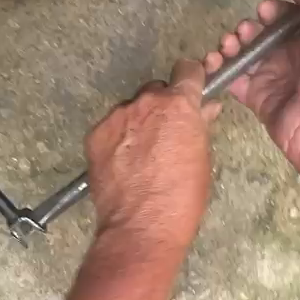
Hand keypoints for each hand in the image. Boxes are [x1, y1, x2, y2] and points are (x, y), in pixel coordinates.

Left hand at [82, 58, 219, 261]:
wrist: (142, 227)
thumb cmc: (181, 199)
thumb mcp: (202, 160)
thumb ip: (199, 127)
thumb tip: (204, 110)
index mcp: (179, 106)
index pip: (187, 71)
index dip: (189, 81)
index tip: (189, 92)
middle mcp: (146, 104)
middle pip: (155, 93)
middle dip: (161, 109)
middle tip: (164, 137)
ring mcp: (117, 118)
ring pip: (131, 110)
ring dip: (137, 125)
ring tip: (141, 157)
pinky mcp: (96, 136)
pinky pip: (110, 129)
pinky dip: (116, 140)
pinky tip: (123, 164)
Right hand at [204, 0, 299, 187]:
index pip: (288, 17)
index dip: (274, 10)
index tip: (264, 10)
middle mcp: (291, 58)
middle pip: (262, 35)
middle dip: (248, 28)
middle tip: (241, 33)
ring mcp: (272, 79)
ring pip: (246, 55)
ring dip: (232, 46)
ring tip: (226, 47)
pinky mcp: (257, 99)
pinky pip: (235, 81)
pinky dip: (222, 71)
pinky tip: (214, 65)